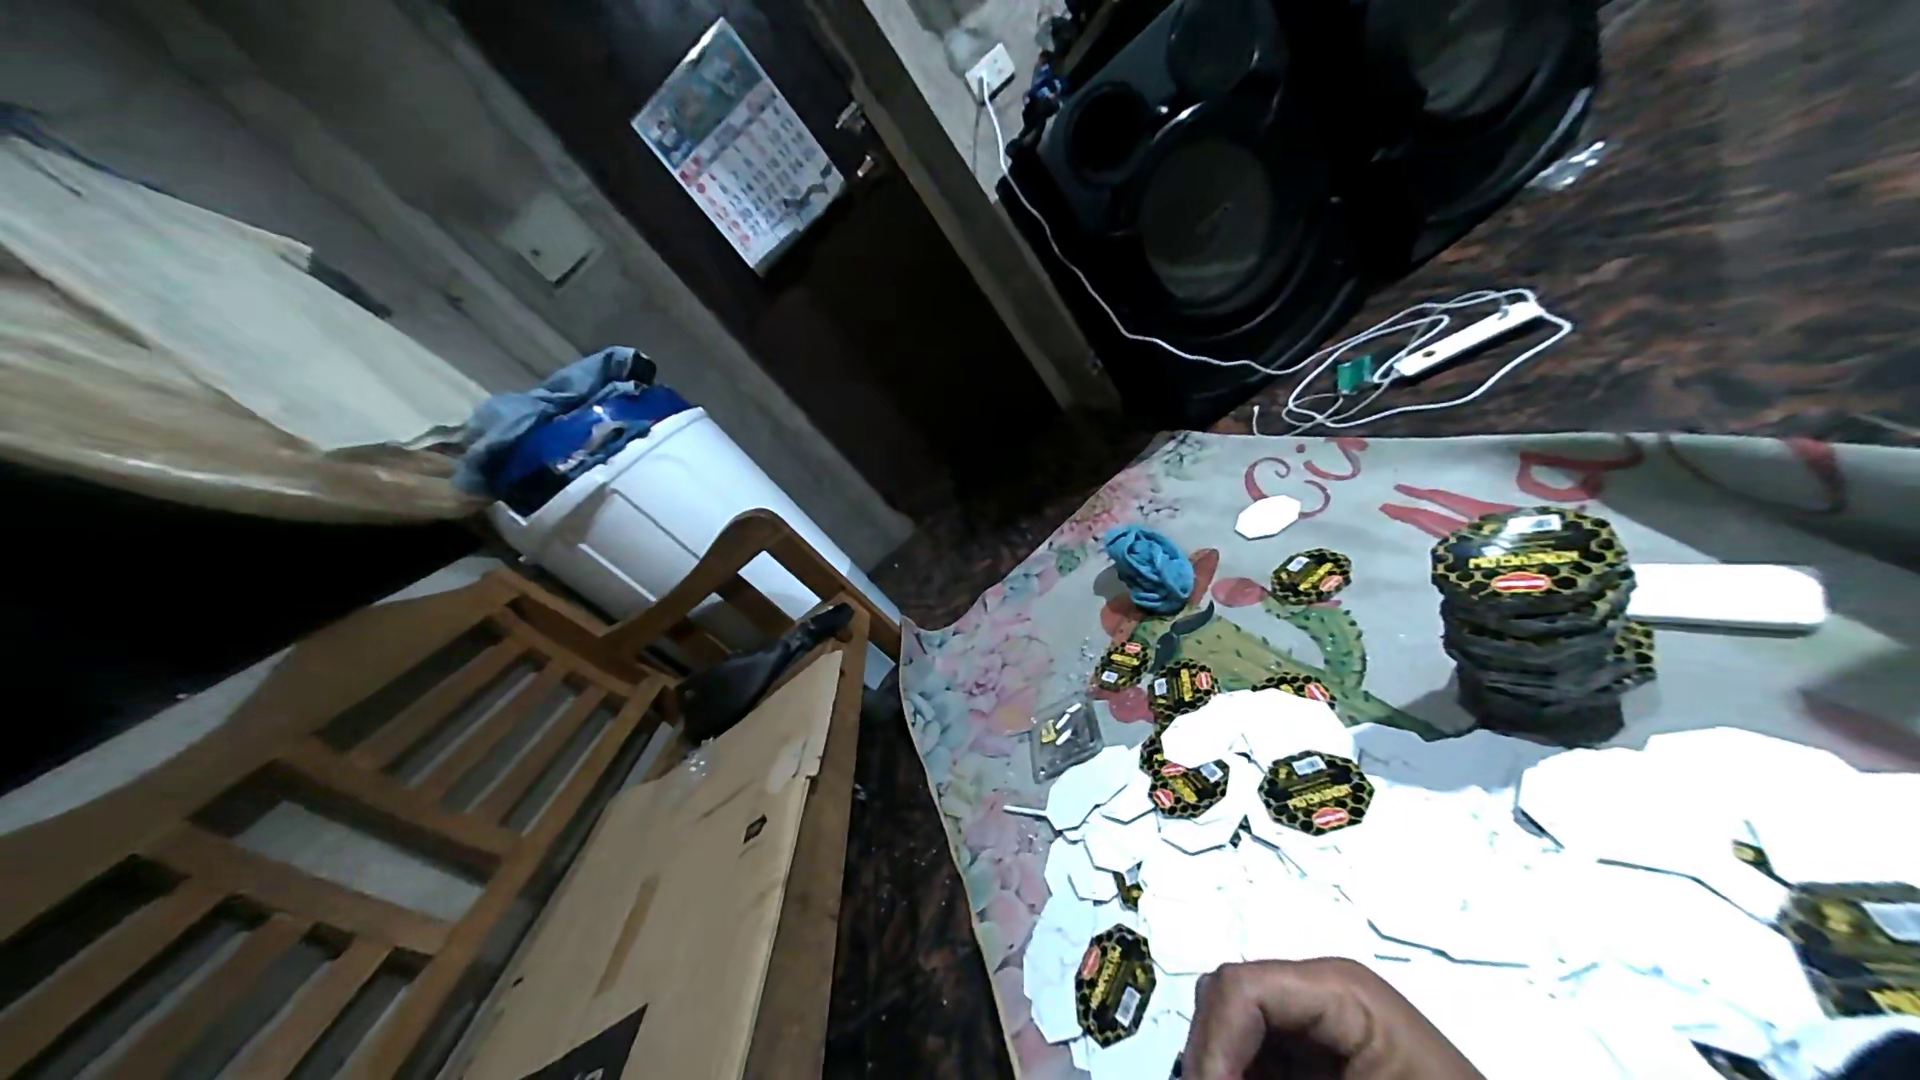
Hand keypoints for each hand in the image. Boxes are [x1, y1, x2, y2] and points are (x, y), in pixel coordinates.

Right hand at [1181, 959, 1484, 1079]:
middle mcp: (1320, 991)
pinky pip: (1256, 1052)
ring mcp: (1318, 1022)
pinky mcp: (1316, 1056)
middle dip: (1212, 1056)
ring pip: (1232, 1024)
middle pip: (1228, 999)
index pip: (1241, 987)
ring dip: (1223, 1066)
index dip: (1212, 1044)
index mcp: (1340, 990)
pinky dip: (1240, 1074)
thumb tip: (1205, 1079)